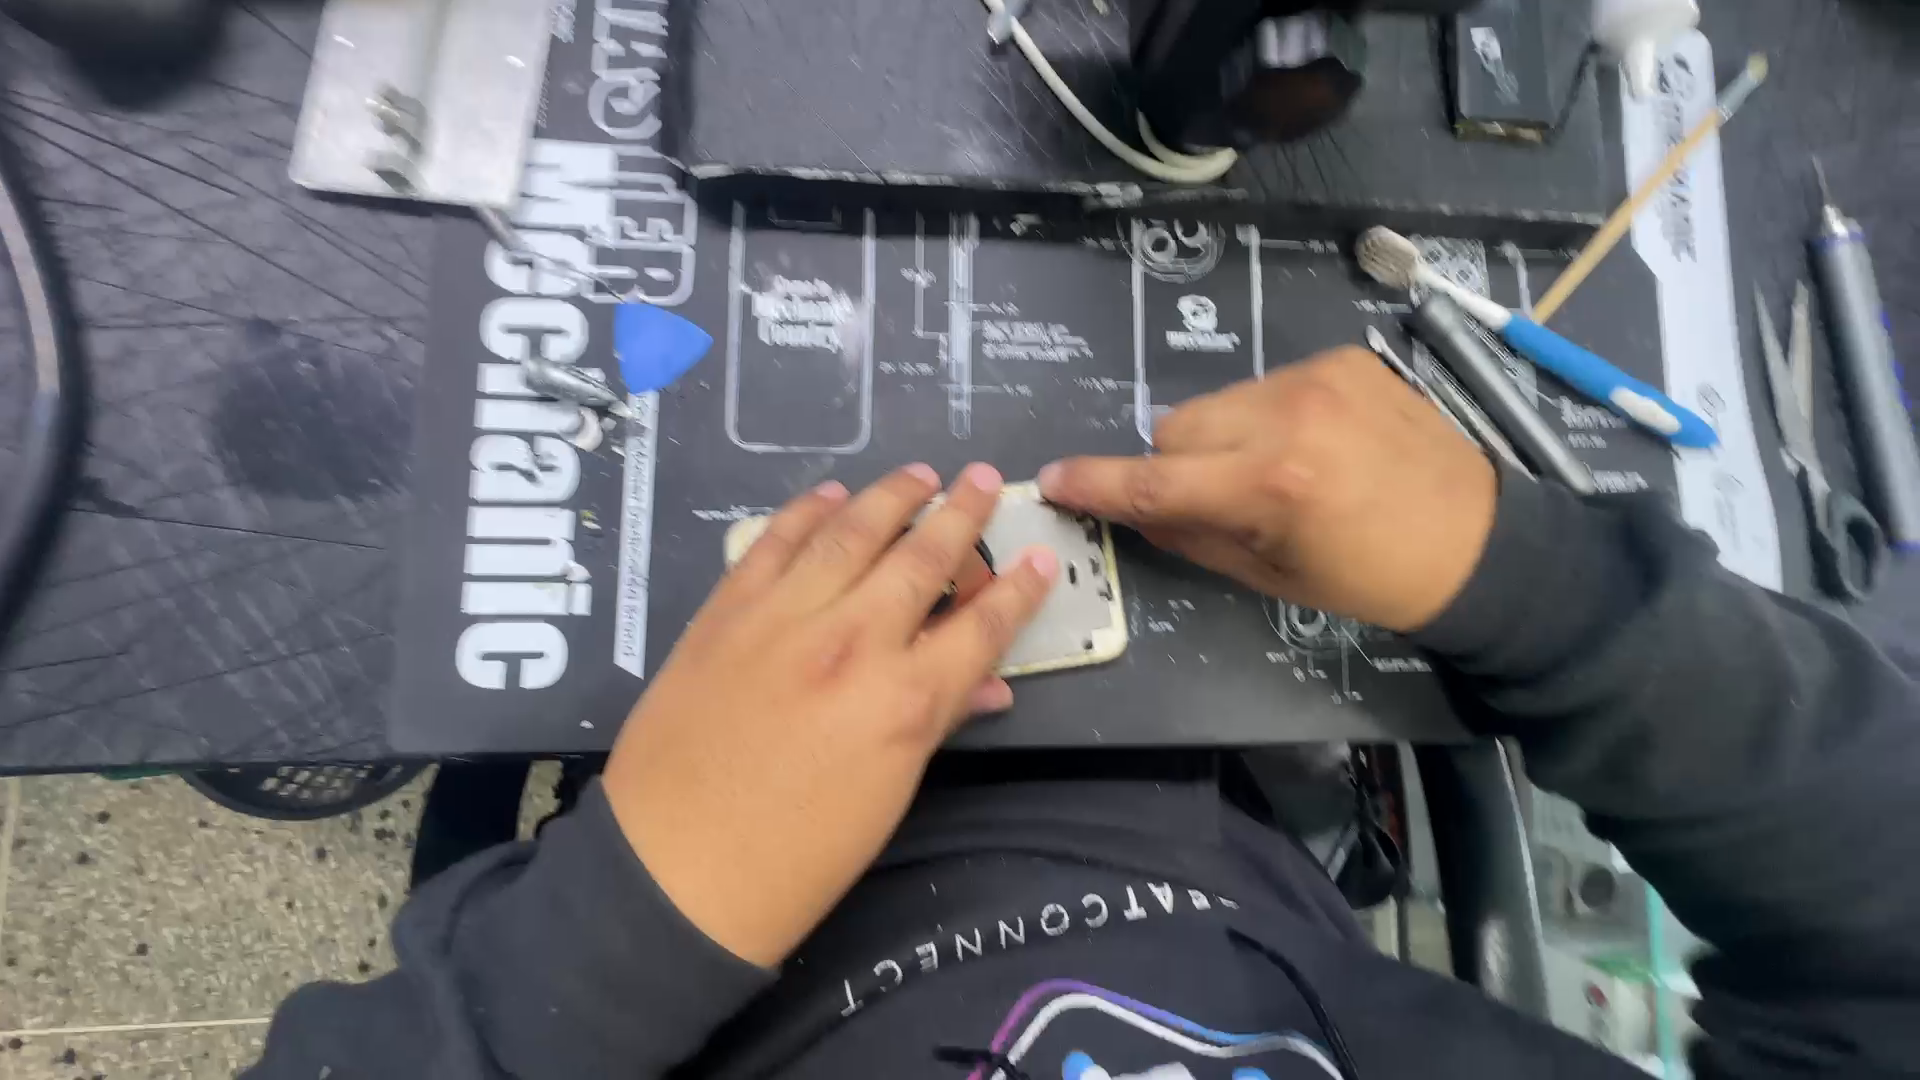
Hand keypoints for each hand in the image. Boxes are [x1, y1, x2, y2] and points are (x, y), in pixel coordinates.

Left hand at [602, 464, 1057, 967]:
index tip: (1040, 561)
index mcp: (904, 700)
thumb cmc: (798, 855)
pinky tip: (829, 495)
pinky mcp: (727, 611)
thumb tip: (989, 685)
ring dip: (891, 496)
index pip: (982, 627)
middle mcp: (852, 641)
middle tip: (983, 479)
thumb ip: (940, 721)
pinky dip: (806, 513)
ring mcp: (784, 618)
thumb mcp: (889, 794)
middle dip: (963, 515)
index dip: (1018, 592)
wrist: (673, 870)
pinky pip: (773, 543)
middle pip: (922, 560)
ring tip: (920, 474)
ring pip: (850, 534)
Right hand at [1040, 346, 1497, 632]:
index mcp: (1271, 487)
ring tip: (1273, 466)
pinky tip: (1309, 441)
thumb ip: (1188, 536)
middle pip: (1173, 428)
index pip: (1155, 483)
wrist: (1481, 542)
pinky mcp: (1340, 359)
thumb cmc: (1368, 579)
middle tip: (1214, 496)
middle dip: (1175, 464)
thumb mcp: (1267, 575)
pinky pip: (1260, 386)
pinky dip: (1261, 417)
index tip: (1052, 479)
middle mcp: (1287, 418)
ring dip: (1217, 437)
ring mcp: (1316, 378)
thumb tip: (1136, 508)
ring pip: (1212, 403)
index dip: (1096, 484)